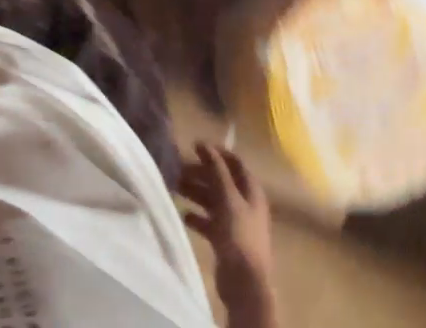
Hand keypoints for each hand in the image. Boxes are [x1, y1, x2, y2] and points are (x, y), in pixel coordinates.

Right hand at [181, 143, 275, 317]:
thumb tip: (204, 144)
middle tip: (176, 169)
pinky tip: (183, 214)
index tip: (193, 147)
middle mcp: (244, 203)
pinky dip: (196, 216)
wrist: (244, 282)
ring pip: (212, 200)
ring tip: (174, 187)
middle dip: (200, 173)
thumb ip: (216, 170)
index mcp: (251, 191)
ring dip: (195, 192)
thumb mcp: (228, 198)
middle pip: (220, 181)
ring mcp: (235, 223)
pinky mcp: (225, 240)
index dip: (216, 153)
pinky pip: (208, 221)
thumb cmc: (239, 235)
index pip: (235, 163)